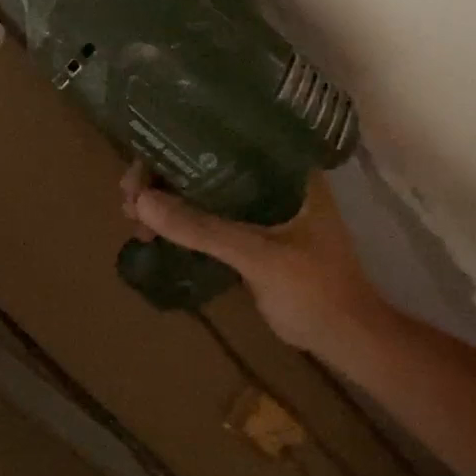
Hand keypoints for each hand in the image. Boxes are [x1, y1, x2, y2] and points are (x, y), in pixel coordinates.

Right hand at [121, 166, 390, 352]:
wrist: (347, 338)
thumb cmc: (314, 288)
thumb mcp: (256, 255)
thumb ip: (202, 228)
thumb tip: (139, 202)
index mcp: (283, 166)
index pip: (219, 138)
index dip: (175, 145)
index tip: (141, 169)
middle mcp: (270, 175)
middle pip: (203, 161)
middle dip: (163, 177)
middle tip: (128, 199)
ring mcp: (259, 204)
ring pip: (201, 189)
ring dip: (167, 200)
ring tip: (134, 218)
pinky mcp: (250, 232)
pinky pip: (206, 215)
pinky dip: (180, 221)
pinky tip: (153, 230)